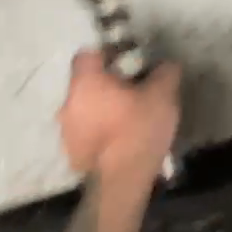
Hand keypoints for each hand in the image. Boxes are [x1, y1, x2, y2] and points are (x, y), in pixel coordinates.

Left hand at [58, 50, 181, 193]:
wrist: (121, 179)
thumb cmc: (139, 128)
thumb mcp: (163, 94)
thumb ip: (165, 72)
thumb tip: (166, 63)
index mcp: (87, 82)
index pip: (88, 53)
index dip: (108, 52)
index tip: (129, 58)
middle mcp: (68, 101)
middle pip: (86, 82)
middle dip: (108, 82)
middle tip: (135, 89)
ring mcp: (66, 129)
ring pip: (84, 107)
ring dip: (103, 107)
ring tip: (129, 116)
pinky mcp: (71, 152)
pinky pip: (86, 130)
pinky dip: (100, 129)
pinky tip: (121, 138)